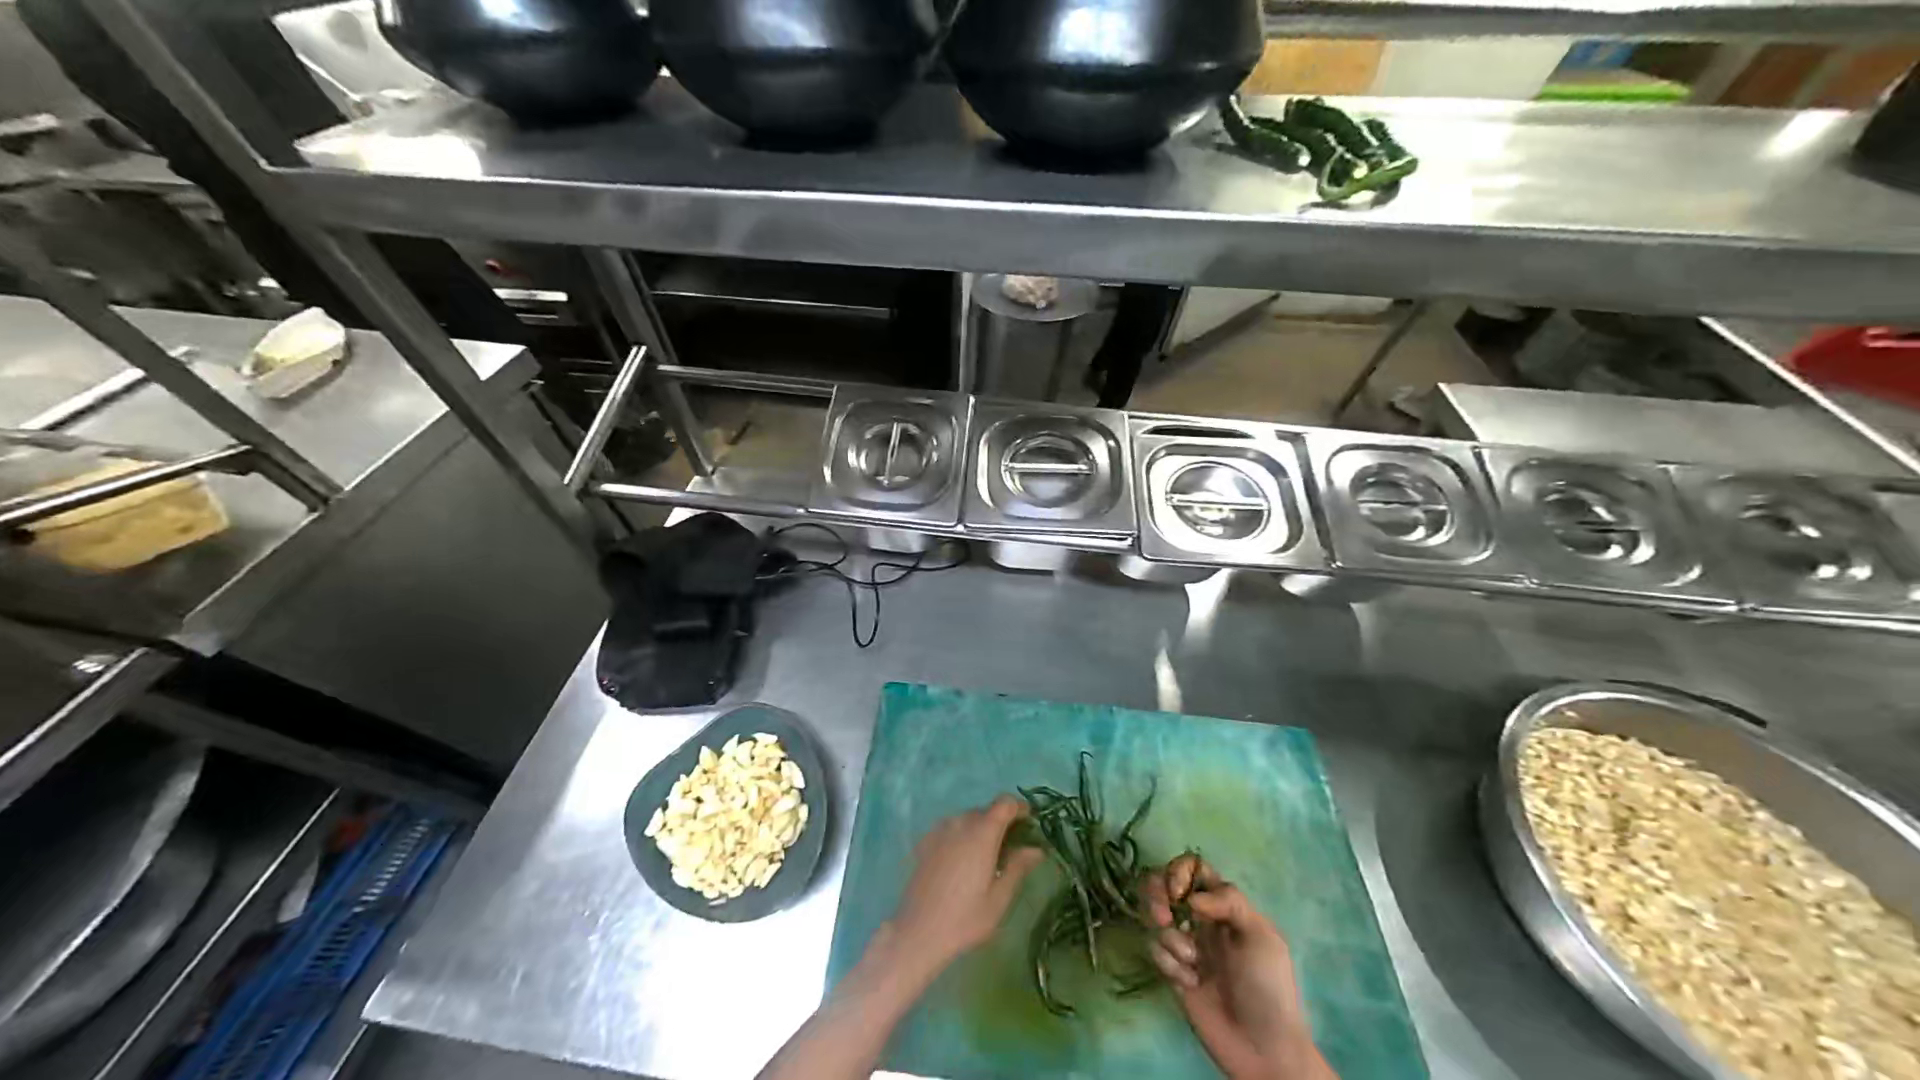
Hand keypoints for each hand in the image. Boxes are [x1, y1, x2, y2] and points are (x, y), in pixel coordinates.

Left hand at [878, 796, 1045, 979]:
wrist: (917, 932)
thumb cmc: (965, 918)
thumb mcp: (999, 898)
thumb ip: (1019, 867)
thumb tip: (1036, 848)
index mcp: (981, 832)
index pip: (1006, 802)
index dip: (1021, 809)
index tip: (1029, 826)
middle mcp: (960, 822)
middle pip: (987, 811)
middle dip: (1002, 824)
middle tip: (1012, 851)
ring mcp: (939, 830)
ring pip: (968, 819)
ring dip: (981, 831)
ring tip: (987, 861)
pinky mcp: (925, 841)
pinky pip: (951, 829)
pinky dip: (962, 837)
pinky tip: (962, 865)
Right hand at [1141, 855, 1336, 1079]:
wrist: (1263, 1050)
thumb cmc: (1269, 988)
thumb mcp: (1262, 937)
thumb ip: (1229, 902)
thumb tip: (1191, 897)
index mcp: (1224, 906)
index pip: (1192, 867)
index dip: (1179, 870)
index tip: (1180, 893)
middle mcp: (1200, 919)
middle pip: (1162, 883)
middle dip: (1156, 894)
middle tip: (1164, 917)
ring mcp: (1184, 944)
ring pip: (1153, 916)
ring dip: (1168, 937)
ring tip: (1190, 963)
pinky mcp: (1171, 971)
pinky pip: (1154, 950)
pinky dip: (1168, 963)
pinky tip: (1190, 984)